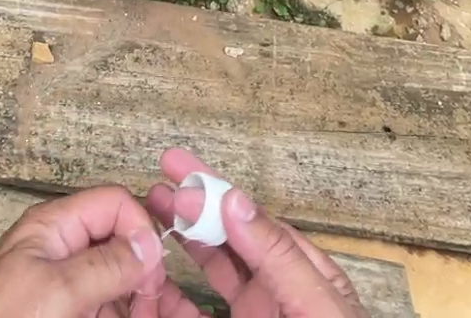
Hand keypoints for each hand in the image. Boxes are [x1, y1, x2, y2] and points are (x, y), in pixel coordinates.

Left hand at [0, 185, 174, 317]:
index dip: (139, 229)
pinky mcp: (73, 313)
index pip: (112, 203)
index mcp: (55, 226)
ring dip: (144, 296)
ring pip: (122, 279)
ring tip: (159, 315)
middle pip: (122, 242)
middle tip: (156, 304)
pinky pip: (110, 306)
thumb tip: (149, 244)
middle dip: (147, 268)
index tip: (154, 270)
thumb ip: (105, 264)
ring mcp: (69, 285)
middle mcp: (65, 249)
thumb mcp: (56, 290)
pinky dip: (129, 311)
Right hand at [145, 148, 367, 317]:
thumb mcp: (319, 310)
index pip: (255, 220)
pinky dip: (174, 303)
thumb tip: (237, 202)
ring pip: (213, 274)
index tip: (180, 167)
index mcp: (306, 276)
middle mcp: (279, 294)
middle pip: (230, 239)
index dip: (217, 189)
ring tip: (151, 215)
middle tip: (156, 182)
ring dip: (182, 244)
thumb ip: (279, 258)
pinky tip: (152, 287)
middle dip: (194, 208)